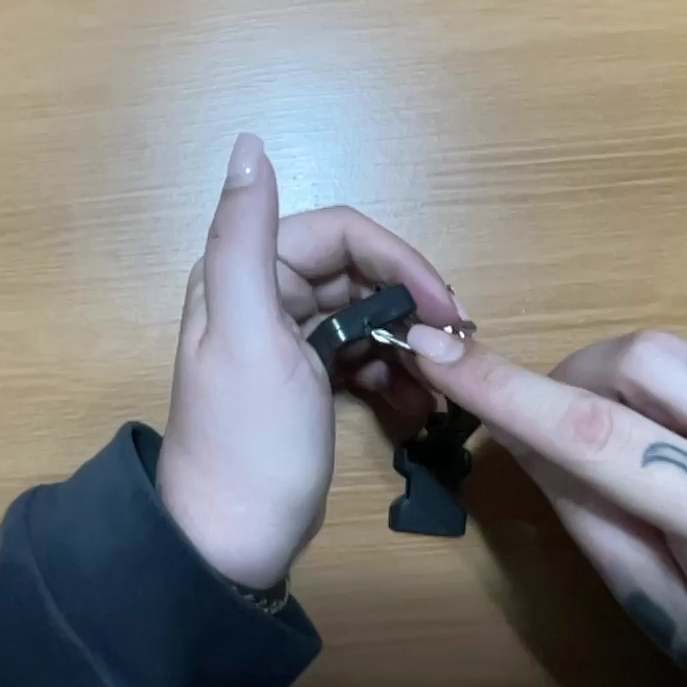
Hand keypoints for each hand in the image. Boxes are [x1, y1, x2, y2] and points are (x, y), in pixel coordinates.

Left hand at [158, 134, 460, 589]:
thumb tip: (249, 142)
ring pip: (369, 315)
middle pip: (360, 273)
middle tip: (455, 349)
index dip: (398, 261)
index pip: (340, 234)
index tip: (445, 307)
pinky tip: (418, 408)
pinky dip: (395, 374)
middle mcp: (264, 292)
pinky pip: (364, 355)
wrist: (231, 544)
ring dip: (409, 343)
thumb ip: (244, 234)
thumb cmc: (248, 440)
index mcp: (246, 271)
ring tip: (441, 386)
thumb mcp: (248, 334)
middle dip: (410, 305)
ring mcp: (289, 337)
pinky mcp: (308, 376)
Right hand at [404, 327, 686, 686]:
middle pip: (646, 360)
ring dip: (631, 388)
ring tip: (648, 452)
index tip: (435, 350)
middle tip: (564, 429)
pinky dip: (683, 399)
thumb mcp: (660, 609)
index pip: (598, 439)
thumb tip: (515, 427)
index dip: (505, 389)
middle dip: (579, 377)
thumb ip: (583, 509)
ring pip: (684, 355)